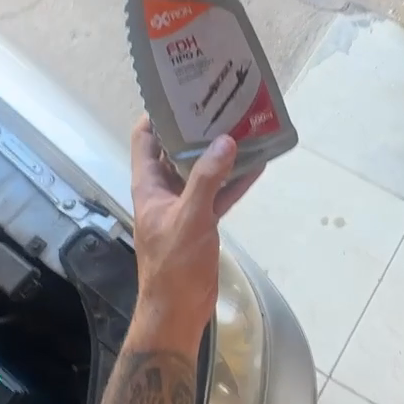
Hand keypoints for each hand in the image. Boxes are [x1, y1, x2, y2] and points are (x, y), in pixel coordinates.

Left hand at [127, 117, 258, 344]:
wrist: (178, 310)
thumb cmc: (173, 264)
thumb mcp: (190, 218)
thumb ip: (207, 179)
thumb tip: (226, 140)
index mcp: (149, 186)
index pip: (145, 139)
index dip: (157, 114)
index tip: (182, 93)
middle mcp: (164, 191)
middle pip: (177, 150)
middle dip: (197, 128)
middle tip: (221, 103)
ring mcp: (185, 206)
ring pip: (202, 170)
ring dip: (220, 152)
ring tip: (244, 126)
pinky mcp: (203, 222)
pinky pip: (220, 193)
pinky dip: (235, 180)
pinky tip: (258, 164)